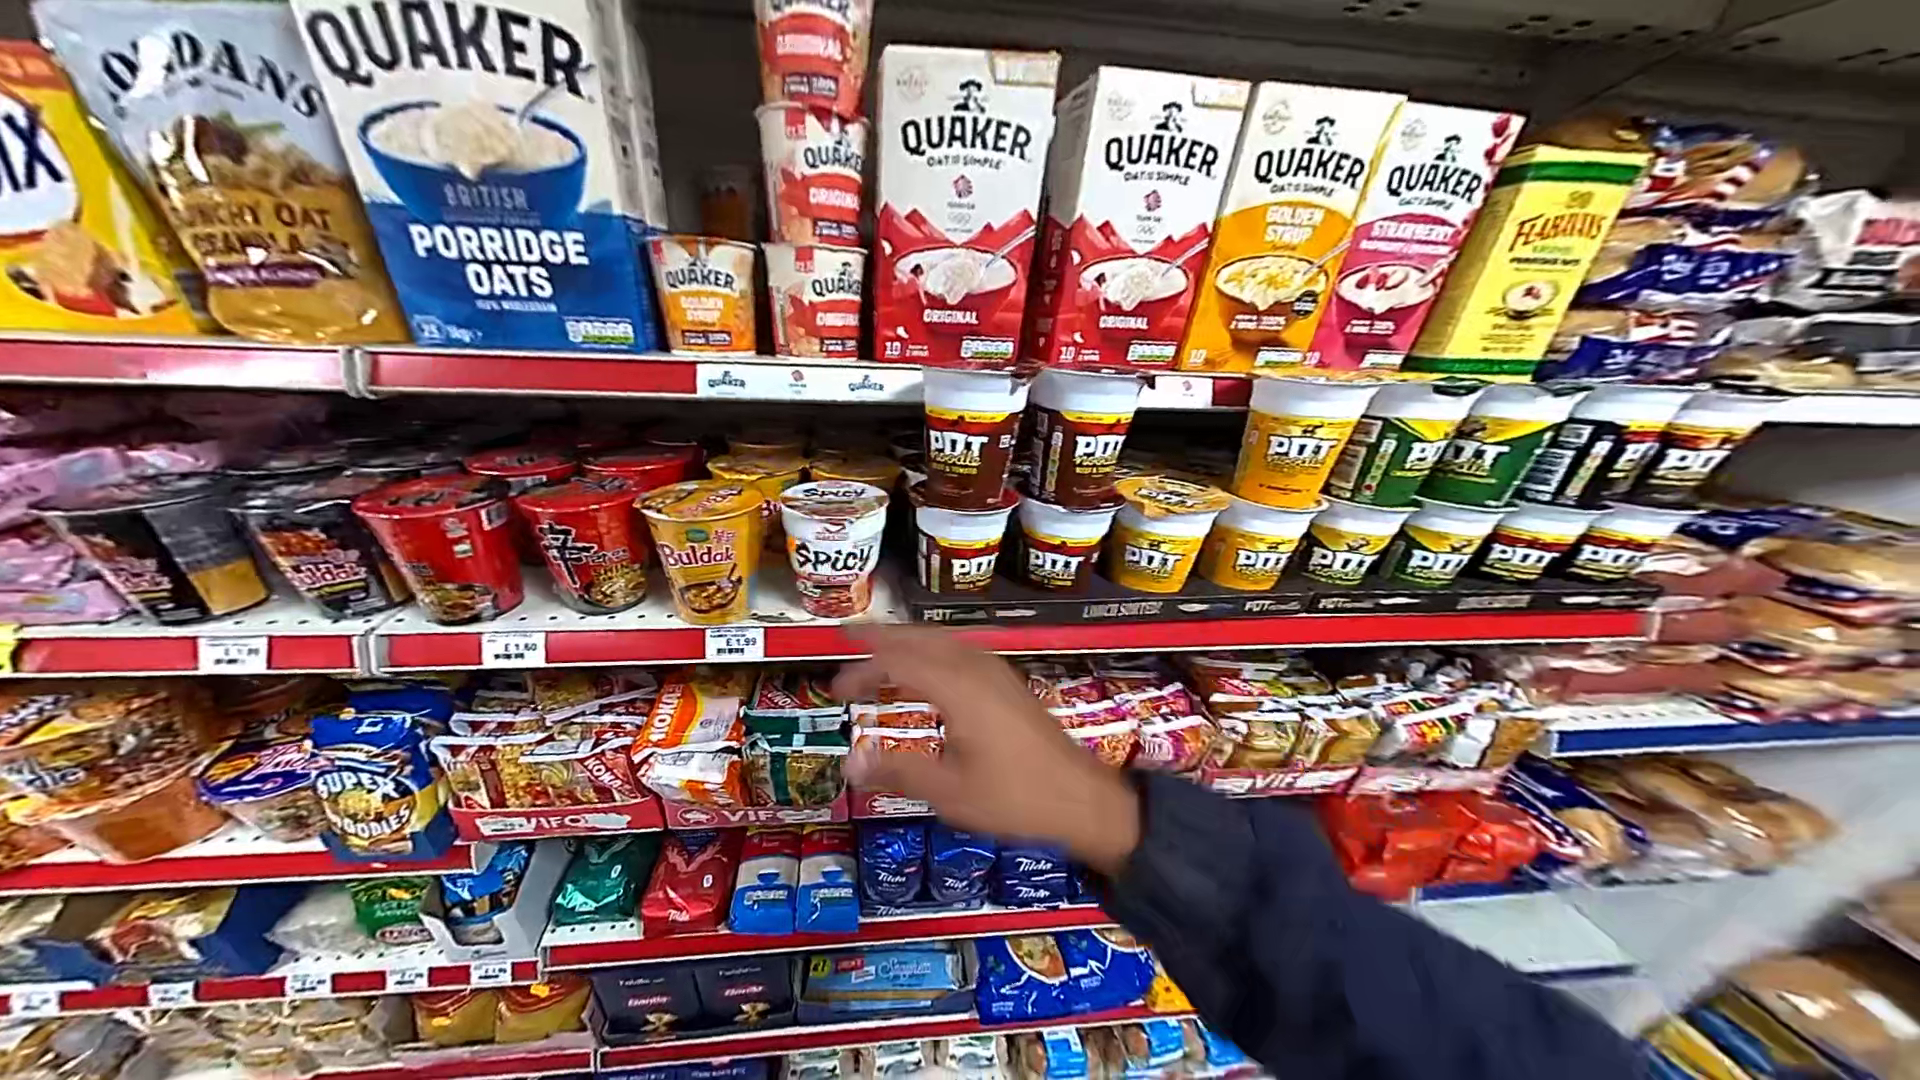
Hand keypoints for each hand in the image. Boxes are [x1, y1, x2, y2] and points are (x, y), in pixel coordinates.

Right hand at [833, 626, 1140, 874]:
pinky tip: (929, 667)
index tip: (836, 688)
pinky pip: (961, 650)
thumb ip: (898, 772)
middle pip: (920, 639)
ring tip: (879, 650)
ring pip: (943, 640)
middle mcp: (976, 667)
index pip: (899, 662)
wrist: (1082, 797)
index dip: (863, 669)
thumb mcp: (950, 793)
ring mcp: (996, 671)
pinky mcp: (1008, 681)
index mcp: (958, 687)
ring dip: (908, 641)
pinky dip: (933, 650)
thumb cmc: (1015, 798)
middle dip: (882, 638)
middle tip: (847, 639)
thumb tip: (850, 762)